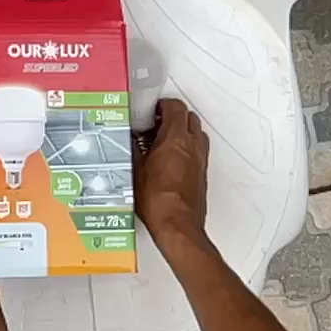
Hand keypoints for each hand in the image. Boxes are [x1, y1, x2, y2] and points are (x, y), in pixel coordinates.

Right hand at [137, 98, 210, 248]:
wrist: (176, 225)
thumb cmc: (158, 201)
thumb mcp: (134, 169)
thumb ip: (132, 148)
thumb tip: (128, 138)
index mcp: (175, 139)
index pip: (175, 107)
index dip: (163, 105)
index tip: (152, 109)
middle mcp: (192, 146)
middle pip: (189, 117)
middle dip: (174, 116)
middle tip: (157, 122)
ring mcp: (200, 160)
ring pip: (197, 133)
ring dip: (183, 131)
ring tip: (164, 139)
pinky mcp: (202, 174)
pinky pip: (198, 151)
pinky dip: (188, 148)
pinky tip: (172, 158)